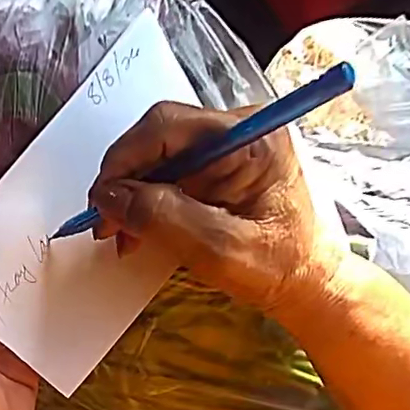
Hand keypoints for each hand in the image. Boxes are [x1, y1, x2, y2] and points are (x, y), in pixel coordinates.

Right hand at [87, 101, 349, 318]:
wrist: (308, 282)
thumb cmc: (280, 267)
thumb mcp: (219, 249)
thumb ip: (164, 218)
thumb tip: (112, 197)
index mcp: (249, 138)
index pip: (166, 127)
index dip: (123, 161)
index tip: (101, 201)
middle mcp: (235, 133)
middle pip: (156, 140)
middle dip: (123, 181)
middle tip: (105, 223)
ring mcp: (225, 151)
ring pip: (156, 160)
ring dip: (130, 196)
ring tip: (120, 234)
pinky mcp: (215, 171)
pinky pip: (166, 177)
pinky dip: (143, 204)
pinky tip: (137, 230)